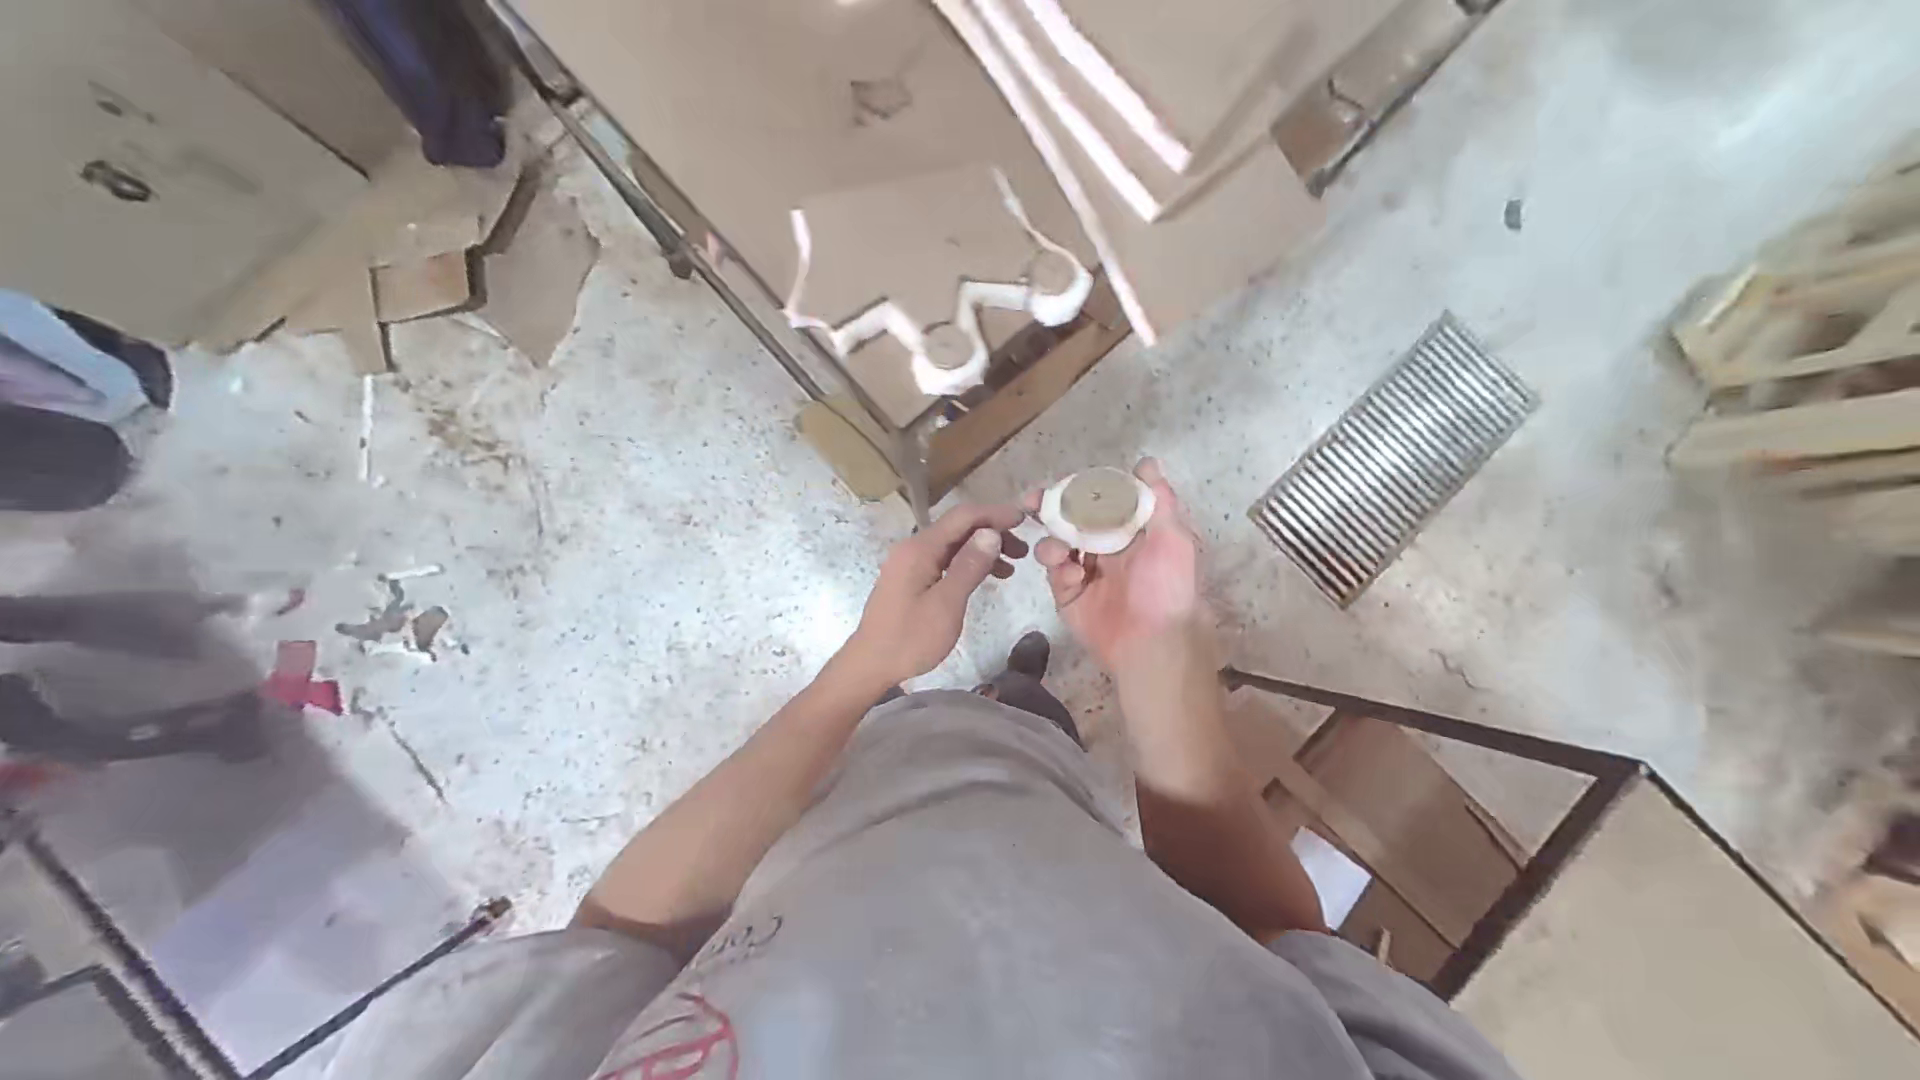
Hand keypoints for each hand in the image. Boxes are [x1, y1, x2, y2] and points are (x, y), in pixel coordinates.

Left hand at [835, 503, 1027, 690]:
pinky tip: (987, 578)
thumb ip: (969, 566)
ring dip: (983, 550)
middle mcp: (913, 548)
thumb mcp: (946, 604)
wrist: (870, 664)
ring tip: (1012, 567)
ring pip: (953, 545)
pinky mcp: (911, 578)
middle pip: (958, 528)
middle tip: (1024, 550)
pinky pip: (944, 560)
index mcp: (920, 548)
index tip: (1024, 519)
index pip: (962, 516)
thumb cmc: (910, 638)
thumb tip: (991, 532)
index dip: (994, 514)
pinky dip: (968, 564)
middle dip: (992, 532)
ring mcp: (910, 563)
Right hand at [1028, 458, 1208, 674]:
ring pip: (1056, 545)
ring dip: (1052, 541)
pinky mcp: (1069, 596)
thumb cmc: (1168, 587)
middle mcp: (1105, 549)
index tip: (1062, 481)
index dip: (1080, 489)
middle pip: (1070, 521)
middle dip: (1051, 509)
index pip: (1099, 501)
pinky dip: (1059, 570)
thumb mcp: (1174, 539)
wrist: (1154, 643)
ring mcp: (1085, 572)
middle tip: (1032, 502)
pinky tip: (1072, 575)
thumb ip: (1158, 501)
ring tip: (1058, 551)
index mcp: (1130, 532)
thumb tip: (1147, 463)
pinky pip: (1055, 575)